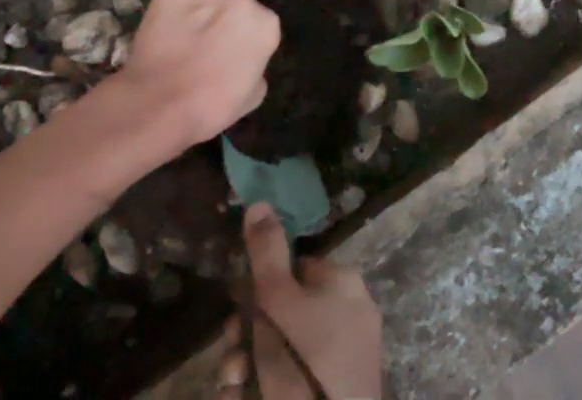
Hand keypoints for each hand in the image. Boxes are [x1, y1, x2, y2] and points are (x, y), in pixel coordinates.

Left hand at [110, 0, 278, 150]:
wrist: (160, 103)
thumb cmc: (212, 106)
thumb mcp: (253, 95)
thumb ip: (255, 66)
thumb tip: (242, 59)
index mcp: (265, 24)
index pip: (260, 25)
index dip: (245, 41)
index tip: (232, 56)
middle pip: (236, 5)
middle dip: (225, 20)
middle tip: (207, 45)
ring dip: (200, 13)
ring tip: (182, 40)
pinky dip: (174, 12)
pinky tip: (165, 33)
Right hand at [243, 204, 383, 398]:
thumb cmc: (307, 354)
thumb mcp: (278, 298)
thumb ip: (266, 252)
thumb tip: (259, 200)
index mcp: (343, 281)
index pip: (294, 267)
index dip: (262, 286)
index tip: (238, 303)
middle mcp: (350, 310)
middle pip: (285, 308)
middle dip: (247, 330)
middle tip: (231, 347)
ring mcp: (346, 352)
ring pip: (284, 344)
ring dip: (248, 359)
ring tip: (234, 377)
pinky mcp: (337, 385)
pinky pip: (296, 372)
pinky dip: (265, 381)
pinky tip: (242, 392)